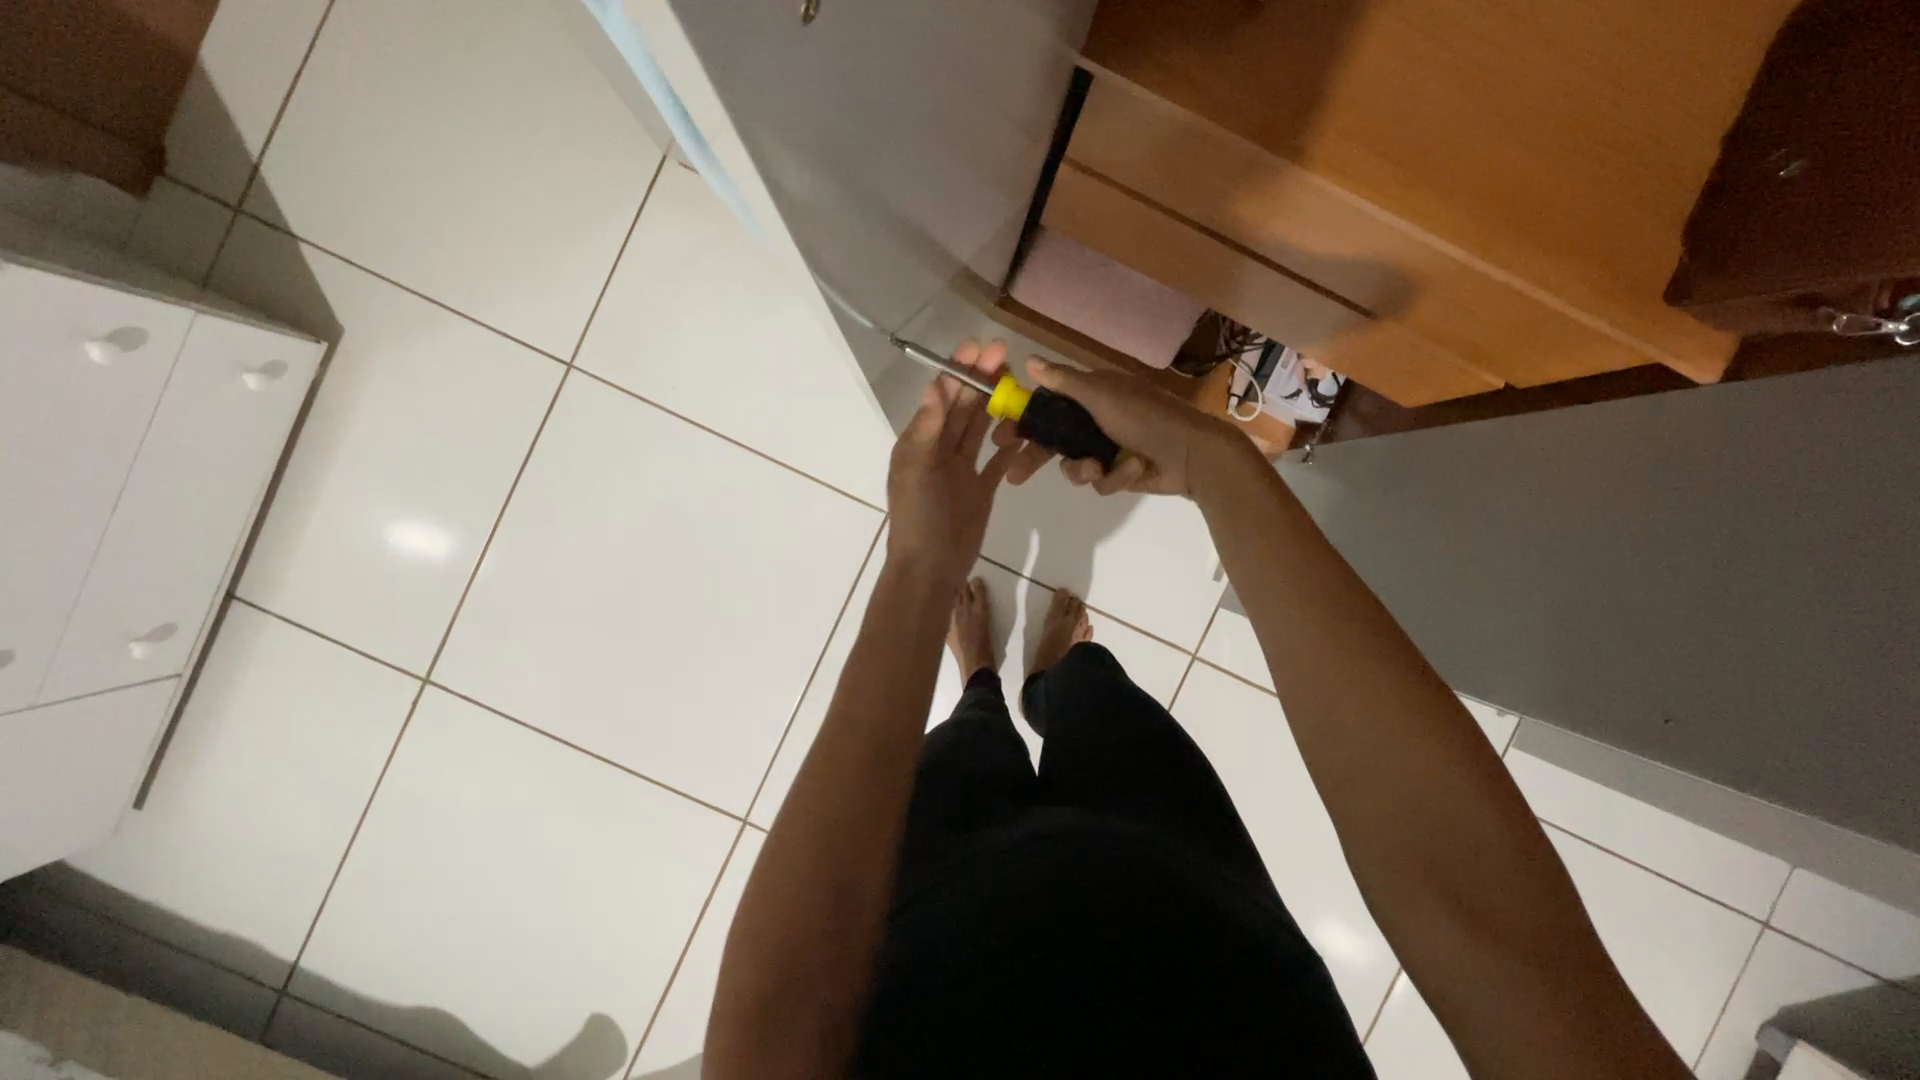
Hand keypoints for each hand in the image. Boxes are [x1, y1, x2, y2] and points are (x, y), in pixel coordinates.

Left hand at [885, 340, 1020, 584]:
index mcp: (920, 442)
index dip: (960, 371)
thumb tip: (936, 383)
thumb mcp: (917, 468)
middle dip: (981, 379)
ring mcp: (961, 470)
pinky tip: (1026, 427)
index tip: (978, 346)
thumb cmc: (918, 516)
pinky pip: (997, 461)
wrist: (930, 567)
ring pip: (980, 428)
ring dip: (996, 405)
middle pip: (964, 407)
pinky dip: (1010, 444)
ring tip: (1019, 384)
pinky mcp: (980, 489)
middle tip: (1004, 352)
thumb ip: (927, 427)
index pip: (942, 397)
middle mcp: (940, 450)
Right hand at [993, 357, 1245, 498]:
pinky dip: (1117, 477)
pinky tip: (1136, 468)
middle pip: (1053, 442)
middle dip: (1035, 458)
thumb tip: (1028, 360)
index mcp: (1090, 397)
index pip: (1047, 407)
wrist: (1192, 454)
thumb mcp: (1101, 395)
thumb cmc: (1146, 417)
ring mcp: (1108, 449)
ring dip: (1085, 470)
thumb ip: (1064, 382)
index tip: (1001, 436)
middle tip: (1014, 474)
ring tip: (1099, 469)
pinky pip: (1101, 482)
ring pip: (1074, 467)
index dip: (1023, 422)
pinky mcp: (1120, 474)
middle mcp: (1095, 421)